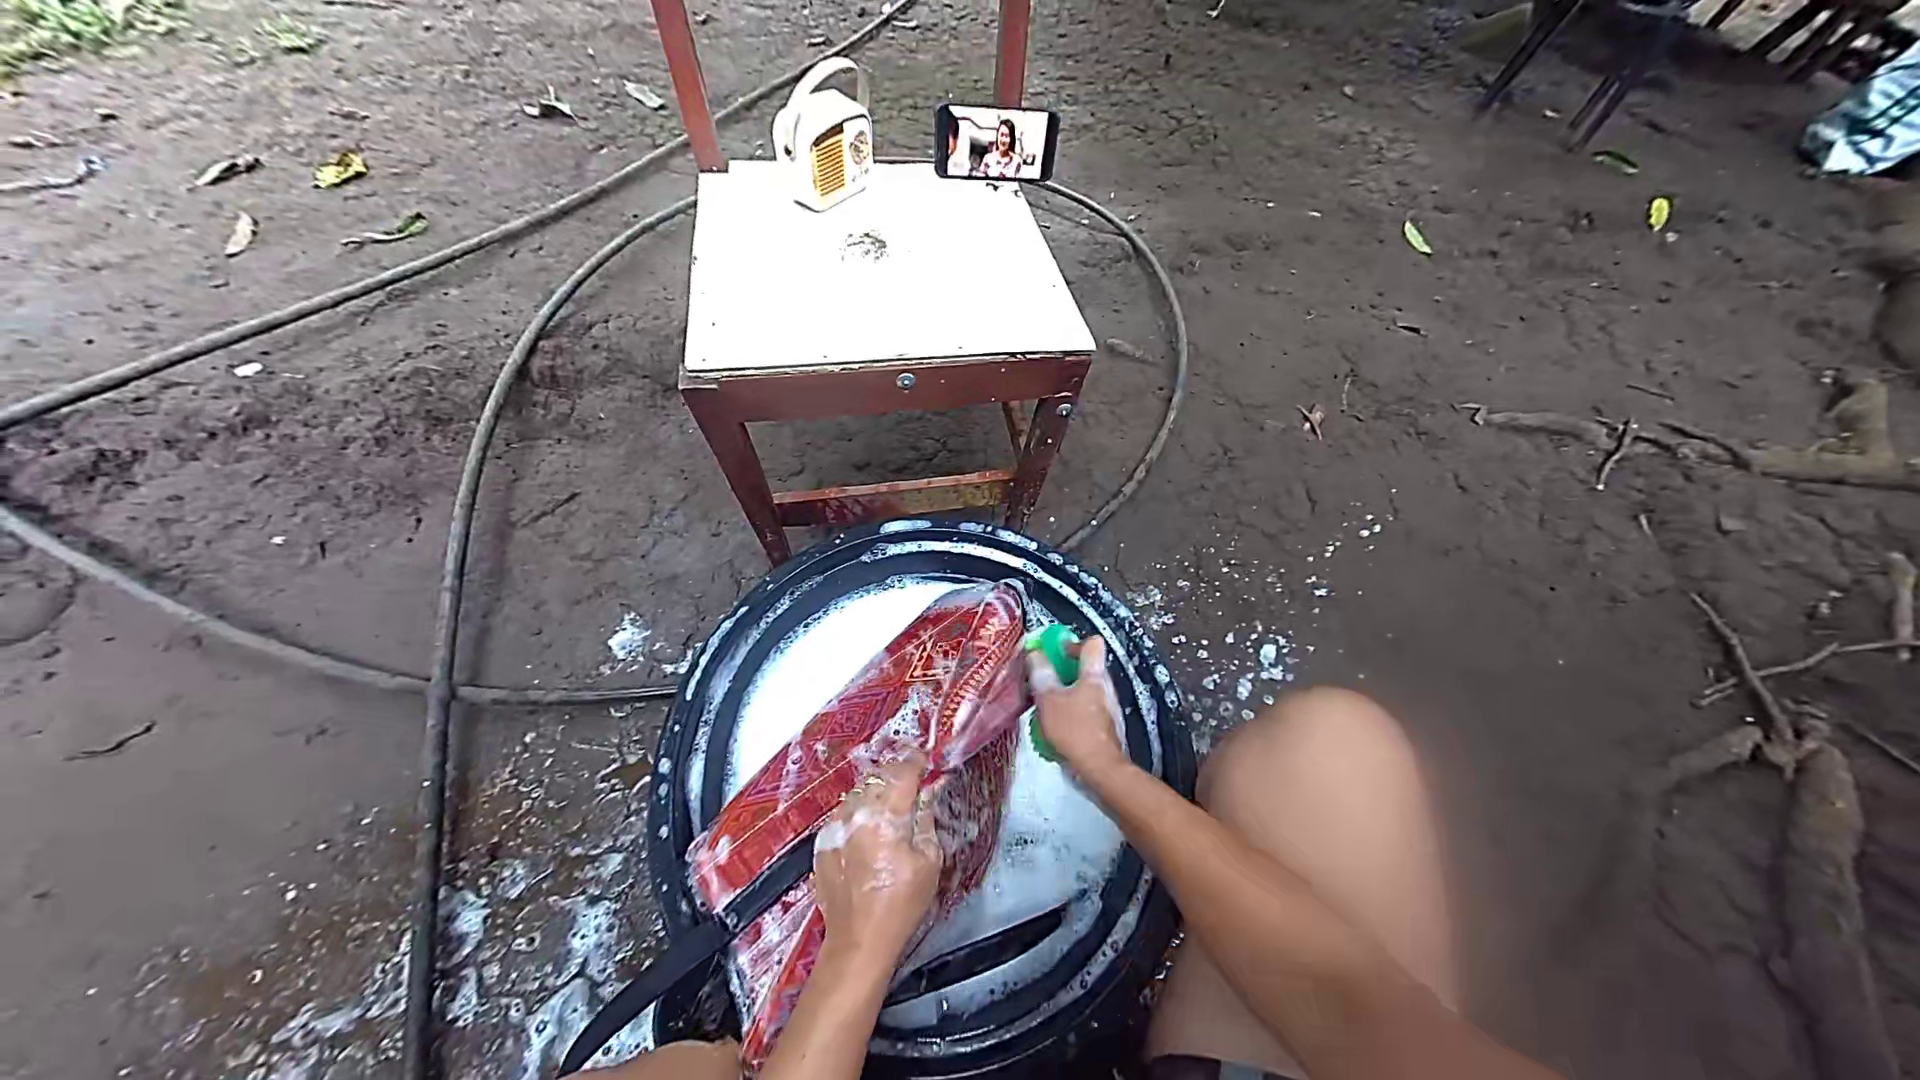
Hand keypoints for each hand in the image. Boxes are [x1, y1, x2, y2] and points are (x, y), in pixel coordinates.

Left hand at [812, 754, 942, 975]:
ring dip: (875, 792)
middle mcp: (857, 815)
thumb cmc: (900, 905)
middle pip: (878, 777)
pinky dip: (857, 813)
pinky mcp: (823, 842)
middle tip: (911, 782)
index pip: (902, 772)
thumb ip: (927, 820)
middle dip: (896, 775)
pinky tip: (868, 829)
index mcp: (886, 817)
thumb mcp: (929, 862)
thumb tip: (928, 793)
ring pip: (858, 792)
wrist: (859, 940)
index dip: (915, 761)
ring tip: (889, 806)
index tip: (924, 760)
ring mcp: (836, 828)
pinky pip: (843, 814)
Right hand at [1028, 635, 1128, 779]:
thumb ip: (1041, 673)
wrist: (1098, 769)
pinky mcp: (1105, 728)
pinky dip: (1070, 712)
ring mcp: (1108, 709)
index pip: (1092, 644)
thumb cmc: (1074, 731)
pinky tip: (1055, 726)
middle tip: (1043, 679)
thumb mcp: (1048, 698)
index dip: (1071, 642)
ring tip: (1045, 705)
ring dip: (1065, 693)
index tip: (1054, 650)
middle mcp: (1105, 688)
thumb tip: (1035, 651)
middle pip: (1086, 668)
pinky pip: (1085, 711)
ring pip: (1085, 691)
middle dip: (1063, 671)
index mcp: (1094, 675)